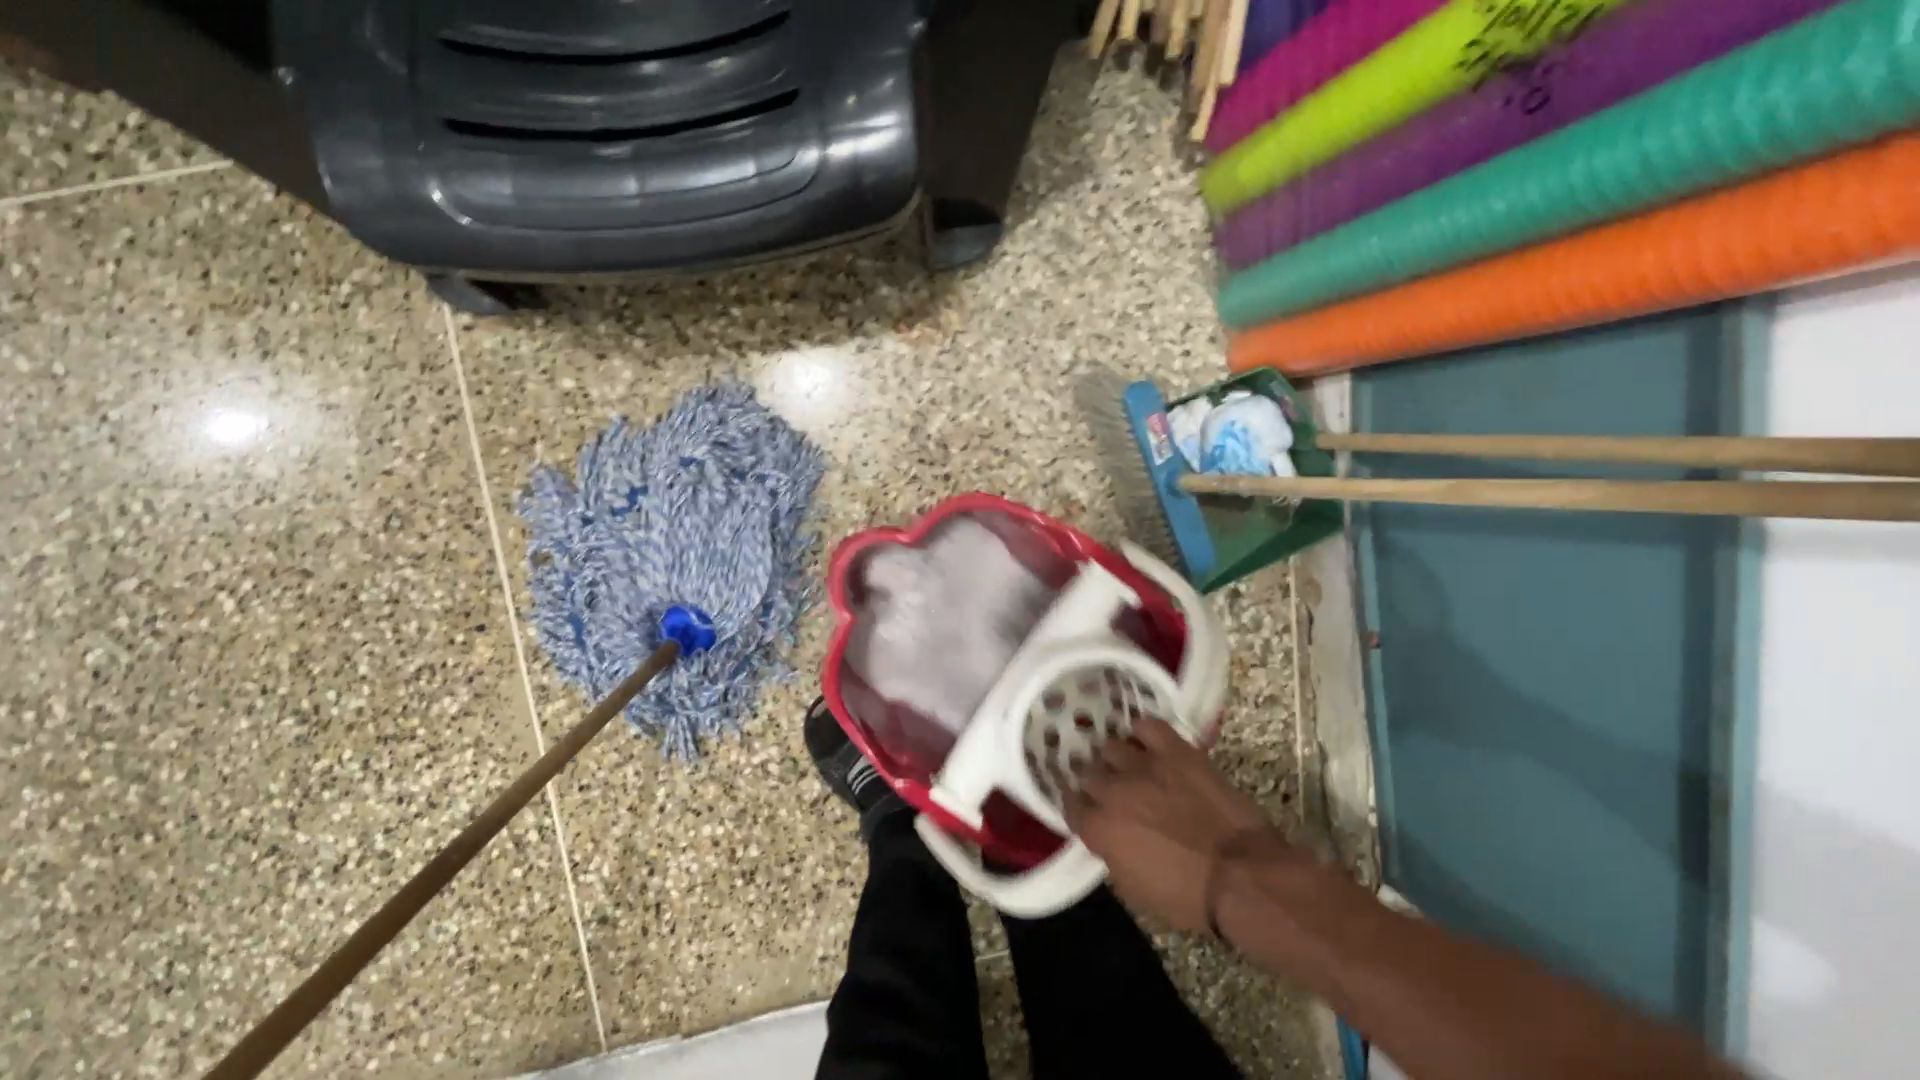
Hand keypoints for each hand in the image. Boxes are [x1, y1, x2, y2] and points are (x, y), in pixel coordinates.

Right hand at [1060, 716, 1277, 931]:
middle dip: (1094, 782)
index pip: (1071, 807)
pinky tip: (1147, 743)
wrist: (1241, 875)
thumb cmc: (1189, 897)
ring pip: (1111, 746)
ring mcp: (1144, 766)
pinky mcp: (1176, 752)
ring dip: (1115, 759)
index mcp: (1100, 829)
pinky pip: (1148, 726)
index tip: (1086, 811)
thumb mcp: (1135, 889)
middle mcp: (1113, 791)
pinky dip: (1143, 733)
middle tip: (1109, 791)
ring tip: (1128, 765)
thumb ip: (1113, 854)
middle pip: (1087, 773)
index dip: (1078, 808)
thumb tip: (1111, 838)